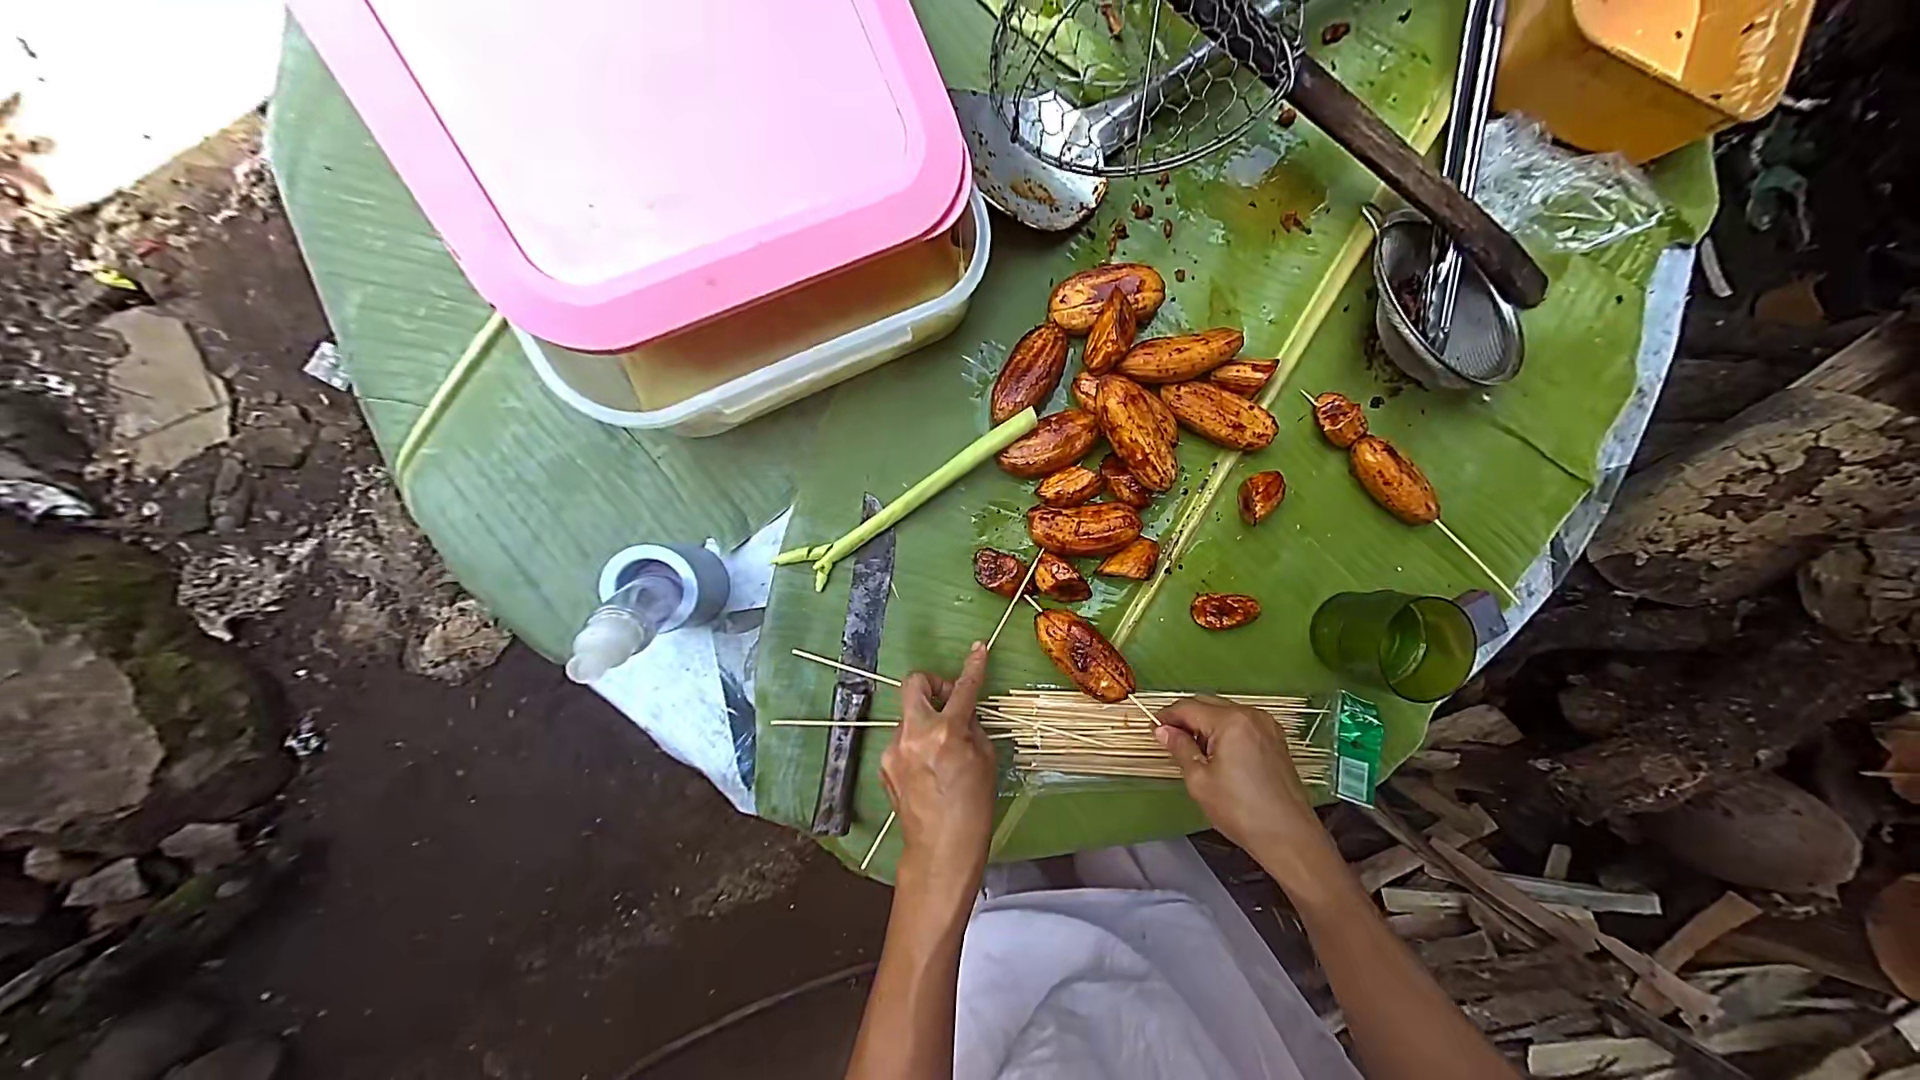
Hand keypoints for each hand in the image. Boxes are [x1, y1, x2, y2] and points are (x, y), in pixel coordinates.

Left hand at [881, 642, 995, 896]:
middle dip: (933, 683)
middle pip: (914, 683)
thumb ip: (973, 728)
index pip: (963, 688)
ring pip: (909, 714)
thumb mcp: (985, 760)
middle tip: (950, 701)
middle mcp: (914, 734)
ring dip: (927, 719)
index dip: (973, 666)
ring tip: (943, 747)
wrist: (941, 849)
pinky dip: (917, 742)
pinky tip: (929, 767)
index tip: (978, 650)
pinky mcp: (885, 764)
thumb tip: (964, 713)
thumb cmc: (973, 809)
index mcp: (946, 732)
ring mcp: (894, 749)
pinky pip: (903, 739)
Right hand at [1155, 696, 1325, 857]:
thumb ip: (1180, 748)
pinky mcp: (1275, 740)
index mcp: (1231, 721)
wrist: (1290, 838)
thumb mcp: (1199, 780)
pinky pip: (1241, 724)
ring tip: (1192, 750)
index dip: (1167, 716)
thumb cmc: (1241, 810)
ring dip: (1204, 724)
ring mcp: (1267, 726)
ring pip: (1224, 713)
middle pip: (1207, 704)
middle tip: (1169, 739)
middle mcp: (1251, 715)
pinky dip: (1224, 731)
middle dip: (1186, 718)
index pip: (1188, 707)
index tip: (1153, 728)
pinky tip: (1217, 753)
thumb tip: (1163, 731)